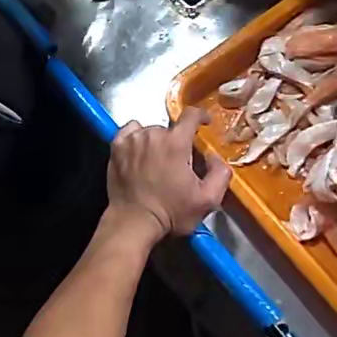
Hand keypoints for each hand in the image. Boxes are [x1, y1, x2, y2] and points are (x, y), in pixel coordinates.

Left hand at [105, 107, 228, 240]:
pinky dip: (137, 138)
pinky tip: (140, 152)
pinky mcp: (116, 146)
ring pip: (150, 131)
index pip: (190, 115)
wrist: (134, 220)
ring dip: (157, 142)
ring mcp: (131, 139)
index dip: (200, 116)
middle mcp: (152, 134)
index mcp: (176, 143)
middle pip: (169, 129)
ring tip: (158, 162)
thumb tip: (214, 155)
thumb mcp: (207, 199)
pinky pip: (130, 132)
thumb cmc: (171, 211)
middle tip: (178, 163)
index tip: (205, 122)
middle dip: (177, 142)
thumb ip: (220, 173)